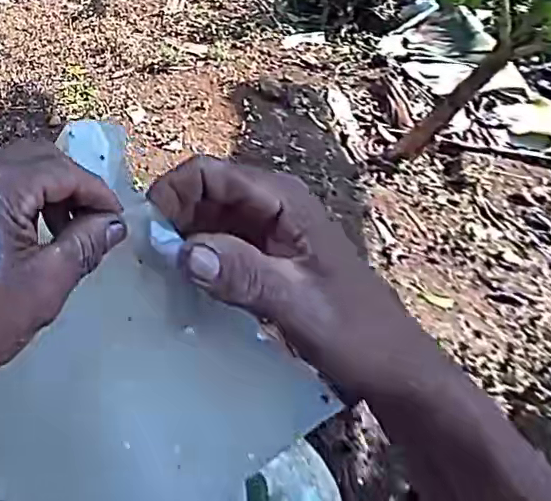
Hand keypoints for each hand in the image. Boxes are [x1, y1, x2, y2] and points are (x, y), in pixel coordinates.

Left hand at [0, 141, 128, 404]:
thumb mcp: (45, 283)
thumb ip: (84, 244)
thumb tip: (114, 223)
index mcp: (1, 185)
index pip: (62, 170)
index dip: (97, 192)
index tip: (119, 220)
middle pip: (41, 157)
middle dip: (75, 184)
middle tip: (99, 222)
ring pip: (22, 166)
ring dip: (52, 189)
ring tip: (73, 232)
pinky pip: (3, 181)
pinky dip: (29, 195)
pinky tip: (42, 231)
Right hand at [146, 156, 445, 403]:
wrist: (399, 377)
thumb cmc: (358, 336)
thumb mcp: (298, 305)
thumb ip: (243, 274)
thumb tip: (182, 252)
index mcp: (280, 197)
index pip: (206, 172)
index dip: (172, 193)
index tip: (151, 232)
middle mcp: (267, 200)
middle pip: (198, 190)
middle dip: (171, 216)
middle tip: (150, 255)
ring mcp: (262, 224)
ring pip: (200, 213)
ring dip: (179, 236)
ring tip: (162, 270)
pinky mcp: (257, 249)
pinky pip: (211, 238)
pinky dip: (193, 254)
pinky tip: (184, 281)